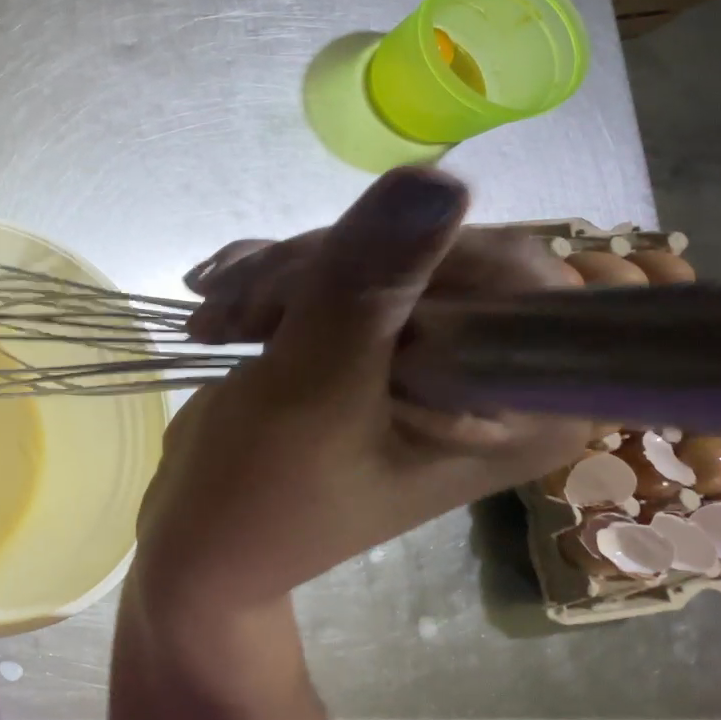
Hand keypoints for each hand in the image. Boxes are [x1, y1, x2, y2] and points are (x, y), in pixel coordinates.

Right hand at [135, 167, 591, 607]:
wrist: (195, 543)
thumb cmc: (256, 494)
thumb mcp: (308, 396)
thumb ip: (362, 293)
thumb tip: (431, 176)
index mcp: (525, 398)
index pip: (502, 269)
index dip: (396, 260)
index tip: (291, 298)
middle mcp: (491, 370)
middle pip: (424, 254)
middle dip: (312, 270)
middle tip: (229, 314)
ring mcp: (420, 358)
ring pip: (364, 257)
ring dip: (273, 277)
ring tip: (210, 320)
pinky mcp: (360, 351)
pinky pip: (328, 279)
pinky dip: (262, 282)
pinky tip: (214, 303)